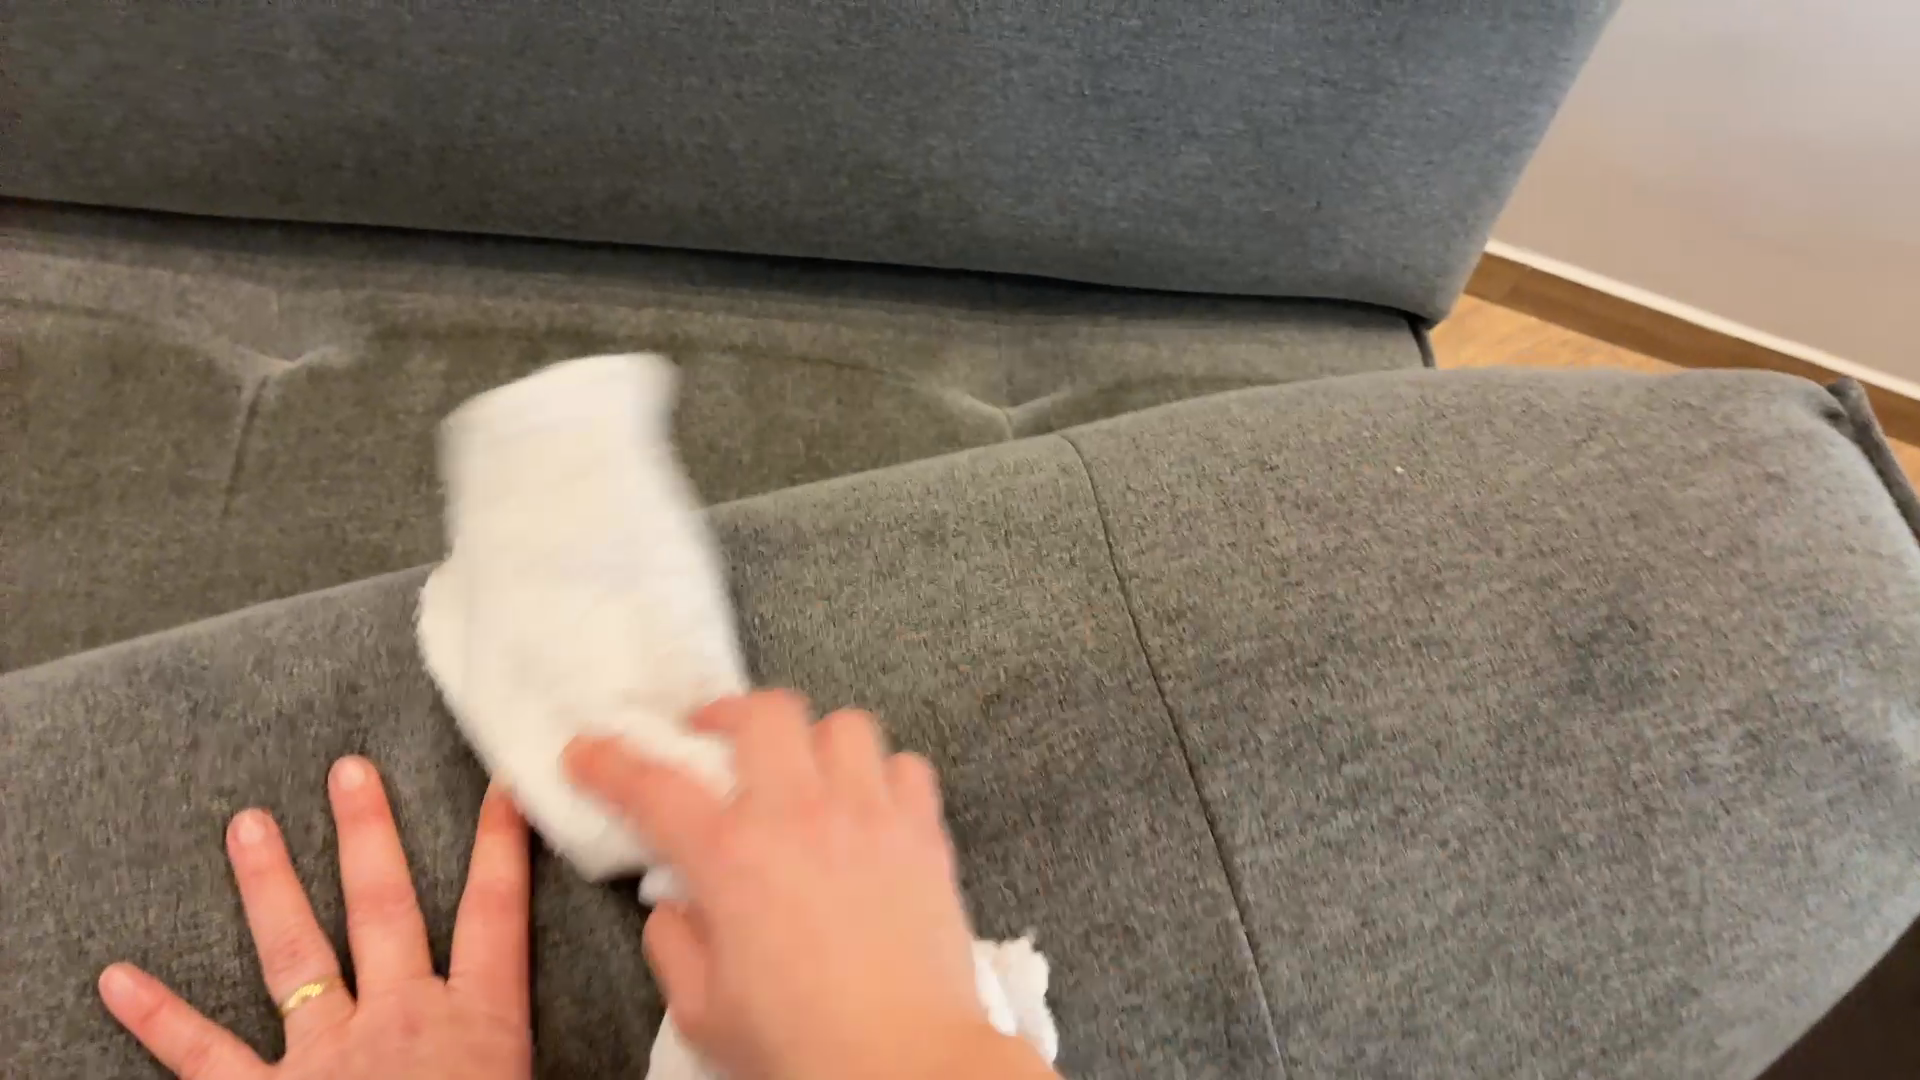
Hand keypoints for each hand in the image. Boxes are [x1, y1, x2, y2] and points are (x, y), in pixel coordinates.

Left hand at [98, 757, 532, 1079]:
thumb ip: (519, 1035)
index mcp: (477, 1012)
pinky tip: (119, 979)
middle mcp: (401, 1016)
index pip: (498, 903)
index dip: (503, 840)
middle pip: (385, 908)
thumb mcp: (517, 1076)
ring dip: (269, 888)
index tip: (503, 784)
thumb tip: (583, 1008)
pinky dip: (158, 1019)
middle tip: (347, 772)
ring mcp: (325, 1057)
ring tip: (247, 827)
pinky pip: (201, 1060)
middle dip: (367, 835)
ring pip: (295, 956)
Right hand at [564, 691, 1055, 1079]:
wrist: (906, 1063)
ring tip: (804, 769)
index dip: (612, 761)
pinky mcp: (923, 828)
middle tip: (715, 736)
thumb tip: (675, 898)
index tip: (590, 747)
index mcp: (734, 859)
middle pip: (767, 713)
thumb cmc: (798, 1047)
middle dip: (732, 712)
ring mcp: (870, 812)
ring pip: (845, 725)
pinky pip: (905, 766)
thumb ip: (674, 942)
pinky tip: (870, 806)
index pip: (656, 788)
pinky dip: (883, 776)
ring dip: (816, 740)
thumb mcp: (703, 1011)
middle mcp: (802, 815)